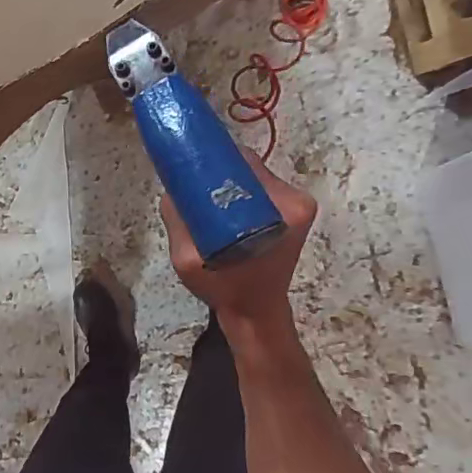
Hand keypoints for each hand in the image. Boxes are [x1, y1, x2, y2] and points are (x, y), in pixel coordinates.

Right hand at [160, 149, 317, 331]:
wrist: (255, 312)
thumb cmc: (224, 287)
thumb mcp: (188, 260)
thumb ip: (178, 221)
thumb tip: (171, 187)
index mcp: (282, 209)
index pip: (244, 164)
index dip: (213, 160)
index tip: (190, 165)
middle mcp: (296, 201)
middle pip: (250, 166)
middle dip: (219, 169)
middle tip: (192, 182)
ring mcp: (299, 205)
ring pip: (254, 175)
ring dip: (228, 180)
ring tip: (205, 197)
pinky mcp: (296, 212)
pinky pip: (260, 188)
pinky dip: (239, 191)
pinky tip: (222, 207)